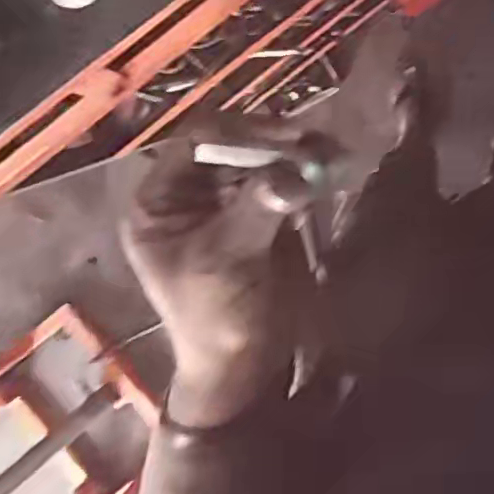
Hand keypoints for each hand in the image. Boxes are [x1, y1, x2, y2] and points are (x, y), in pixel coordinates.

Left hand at [120, 118, 309, 427]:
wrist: (246, 362)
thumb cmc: (216, 317)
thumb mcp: (228, 260)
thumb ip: (257, 209)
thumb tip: (295, 173)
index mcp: (162, 200)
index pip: (198, 141)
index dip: (242, 131)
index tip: (287, 137)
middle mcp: (195, 191)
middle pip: (236, 143)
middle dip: (276, 141)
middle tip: (316, 144)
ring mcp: (233, 198)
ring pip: (266, 156)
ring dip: (298, 152)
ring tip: (331, 153)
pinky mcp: (266, 210)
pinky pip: (288, 176)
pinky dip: (309, 170)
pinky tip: (331, 169)